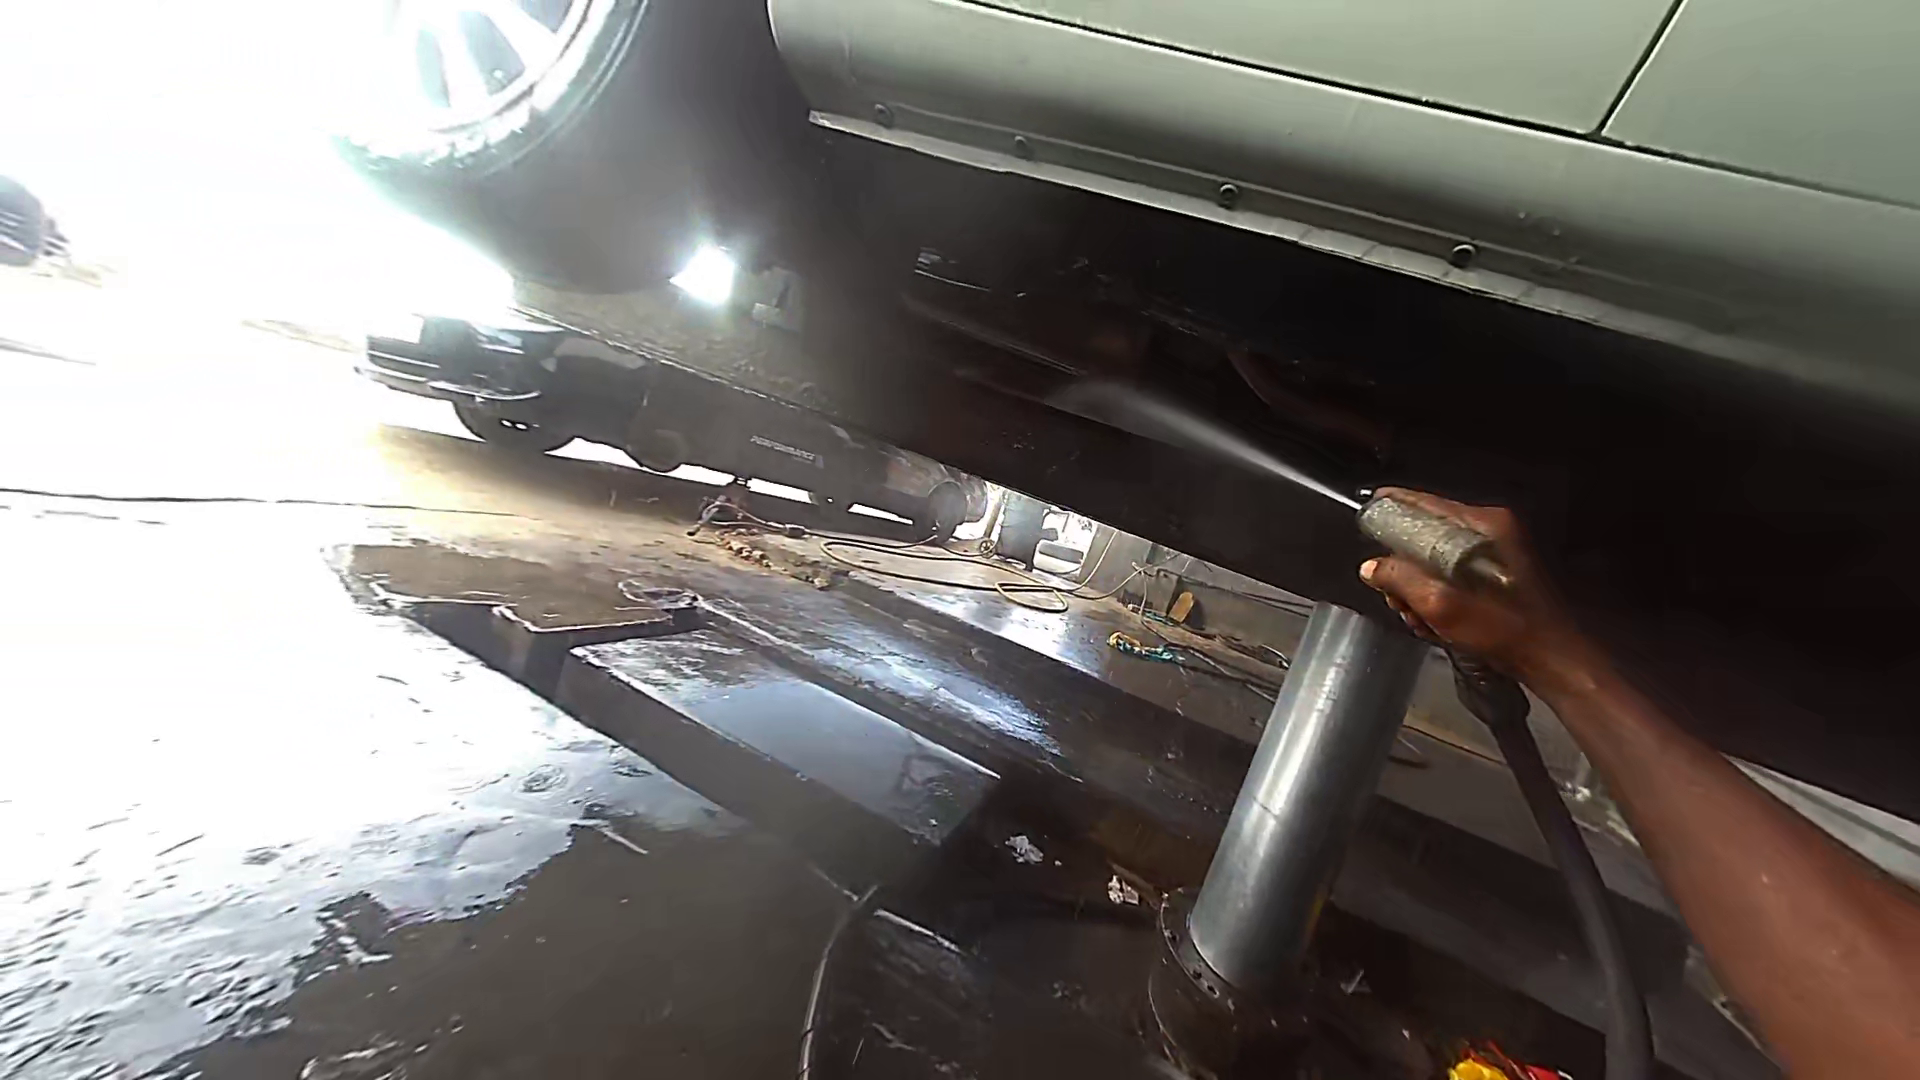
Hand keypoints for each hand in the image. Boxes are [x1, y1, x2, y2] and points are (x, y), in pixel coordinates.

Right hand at [1358, 488, 1602, 692]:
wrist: (1551, 660)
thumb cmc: (1506, 630)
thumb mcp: (1441, 604)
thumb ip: (1398, 579)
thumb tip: (1370, 567)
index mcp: (1481, 525)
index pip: (1418, 502)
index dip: (1385, 512)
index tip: (1364, 524)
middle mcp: (1487, 530)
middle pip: (1418, 534)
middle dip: (1399, 567)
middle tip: (1398, 597)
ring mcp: (1491, 550)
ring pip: (1427, 557)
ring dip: (1413, 587)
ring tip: (1420, 615)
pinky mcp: (1491, 570)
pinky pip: (1443, 572)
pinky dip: (1432, 594)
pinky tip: (1435, 618)